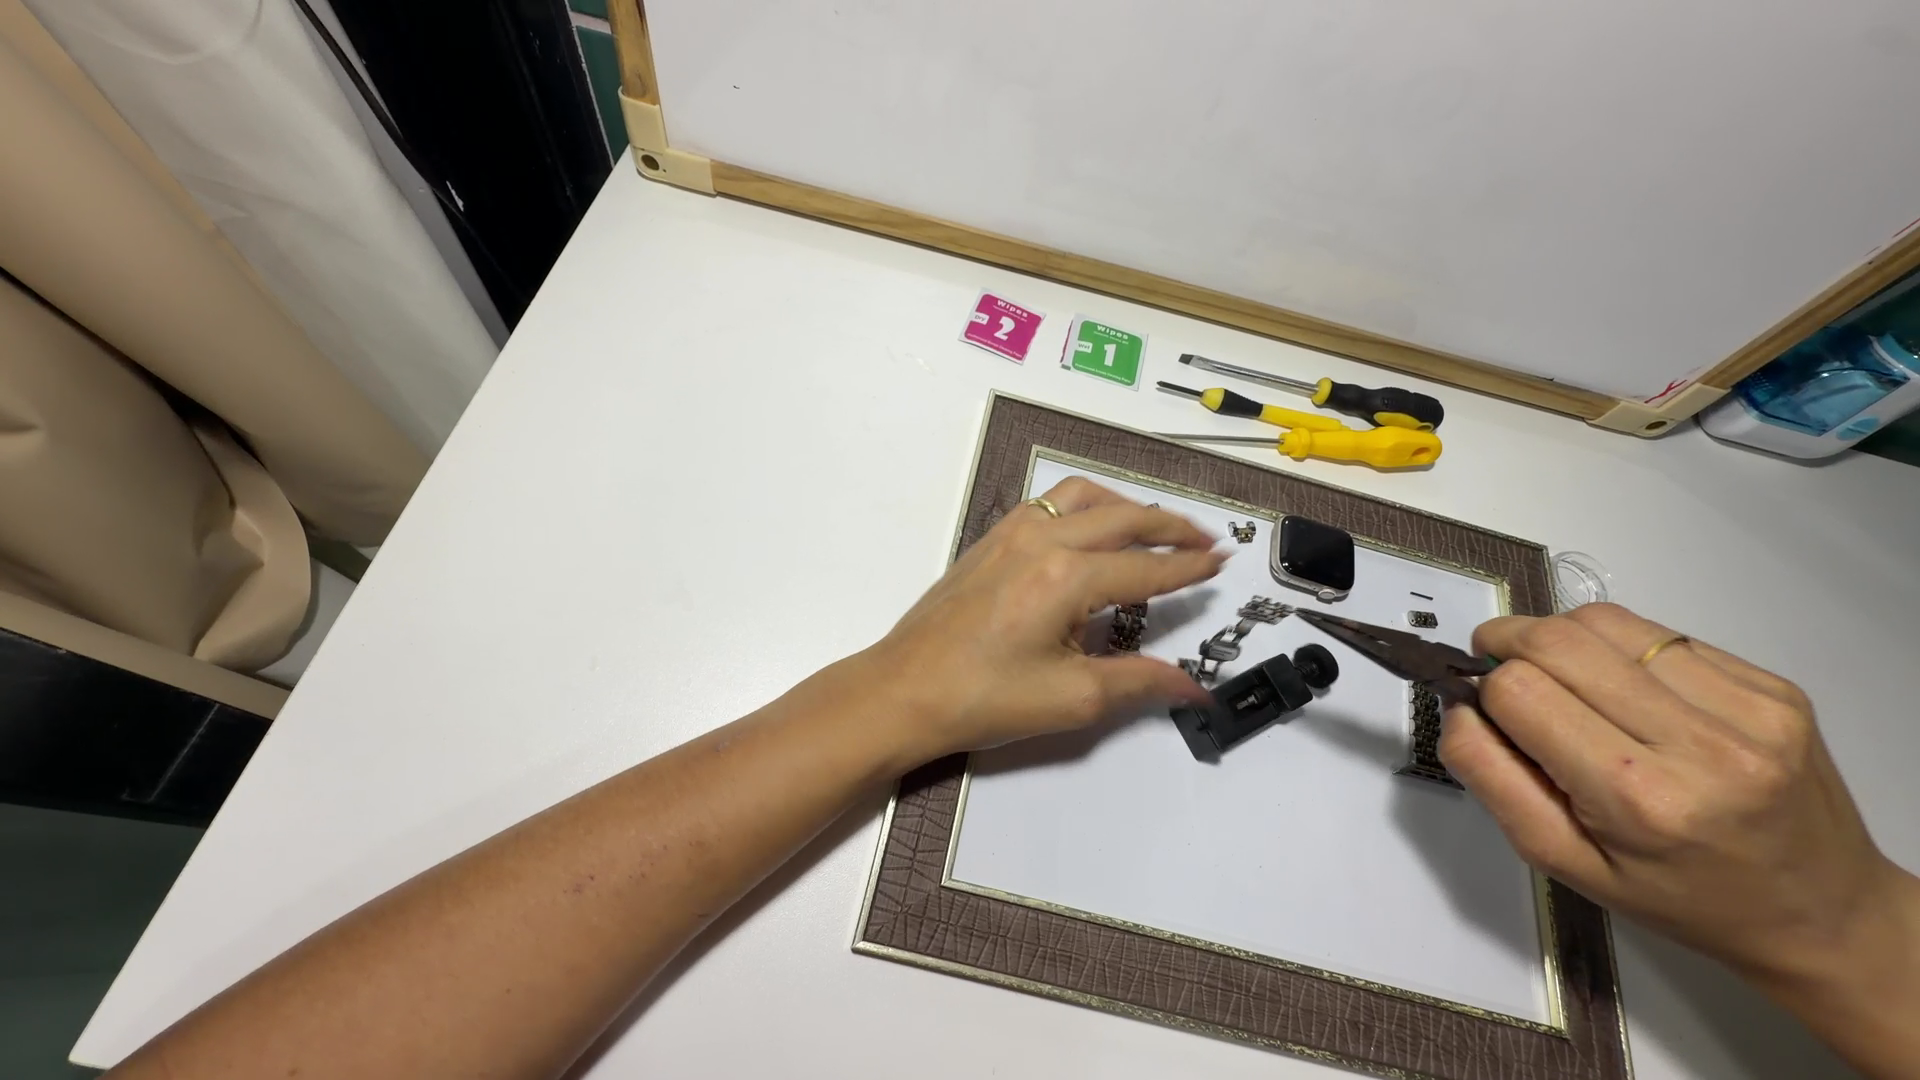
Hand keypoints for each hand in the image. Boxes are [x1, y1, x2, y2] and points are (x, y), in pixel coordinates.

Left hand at [858, 477, 1223, 767]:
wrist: (903, 691)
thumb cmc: (983, 699)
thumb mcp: (1071, 699)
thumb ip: (1139, 683)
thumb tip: (1193, 688)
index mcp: (1067, 578)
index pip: (1146, 569)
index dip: (1188, 568)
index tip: (1221, 563)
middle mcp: (1042, 540)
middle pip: (1122, 518)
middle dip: (1170, 527)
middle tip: (1204, 539)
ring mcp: (1010, 534)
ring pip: (1083, 496)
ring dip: (1125, 506)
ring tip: (1152, 527)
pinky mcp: (989, 541)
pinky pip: (1048, 503)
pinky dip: (1084, 505)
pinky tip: (1090, 529)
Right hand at [1440, 603, 1910, 991]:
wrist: (1820, 912)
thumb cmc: (1674, 895)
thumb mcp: (1558, 859)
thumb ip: (1488, 776)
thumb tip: (1458, 704)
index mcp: (1639, 797)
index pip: (1517, 691)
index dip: (1485, 694)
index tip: (1487, 712)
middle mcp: (1702, 743)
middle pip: (1555, 640)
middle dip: (1507, 646)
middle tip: (1500, 674)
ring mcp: (1748, 707)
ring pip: (1600, 620)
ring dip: (1559, 640)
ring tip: (1567, 681)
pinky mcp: (1772, 685)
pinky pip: (1655, 631)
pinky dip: (1616, 646)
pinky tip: (1627, 688)